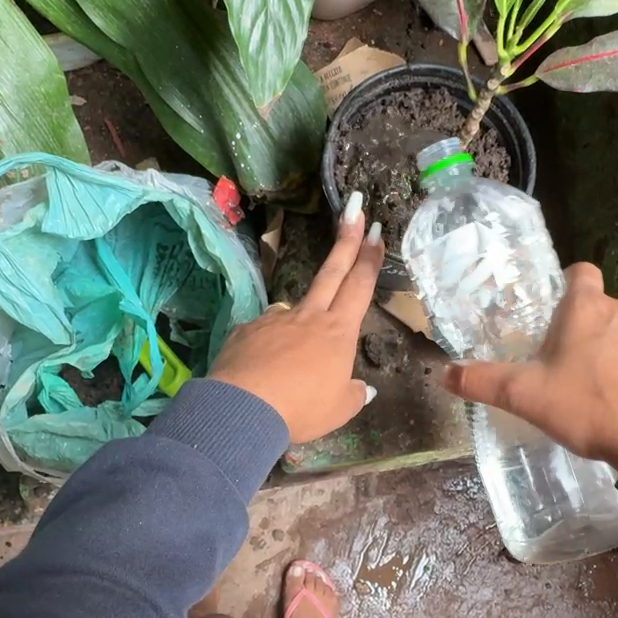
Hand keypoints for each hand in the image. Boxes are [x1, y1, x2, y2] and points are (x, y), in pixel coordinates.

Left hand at [208, 196, 382, 442]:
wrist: (243, 409)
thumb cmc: (301, 409)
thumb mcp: (338, 410)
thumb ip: (353, 396)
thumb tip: (363, 388)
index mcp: (337, 332)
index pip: (359, 286)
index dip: (369, 257)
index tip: (375, 229)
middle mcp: (307, 316)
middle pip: (331, 271)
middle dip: (346, 239)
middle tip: (355, 207)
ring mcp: (274, 319)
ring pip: (293, 311)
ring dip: (298, 328)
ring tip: (291, 370)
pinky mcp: (246, 330)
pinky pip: (263, 334)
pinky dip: (267, 350)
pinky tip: (262, 374)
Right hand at [444, 263, 617, 470]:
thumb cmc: (587, 407)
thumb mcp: (524, 397)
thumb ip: (481, 382)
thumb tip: (444, 374)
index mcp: (586, 309)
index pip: (580, 272)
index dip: (566, 284)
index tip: (552, 310)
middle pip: (599, 308)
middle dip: (581, 328)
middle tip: (559, 363)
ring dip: (609, 350)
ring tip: (591, 386)